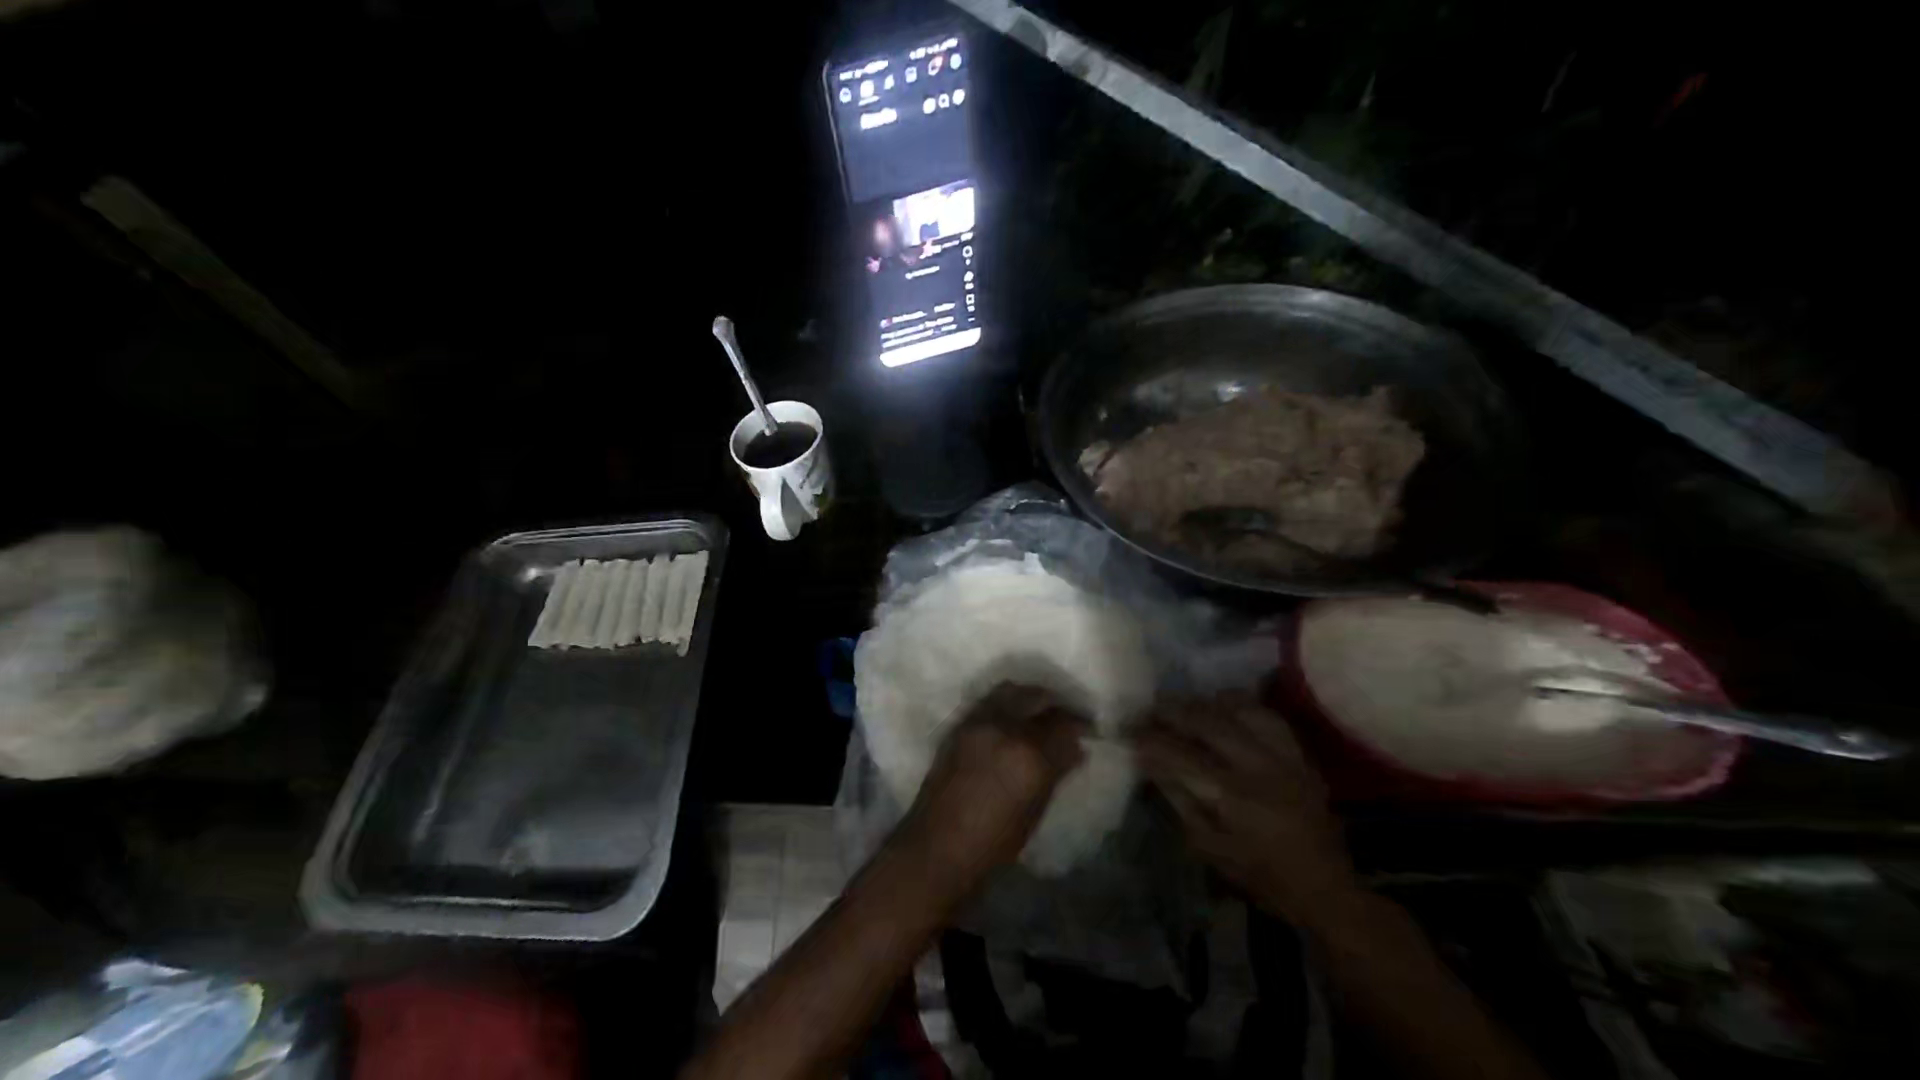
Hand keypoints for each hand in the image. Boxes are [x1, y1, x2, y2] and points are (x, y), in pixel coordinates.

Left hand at [902, 684, 1087, 894]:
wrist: (936, 848)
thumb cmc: (993, 843)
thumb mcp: (1035, 811)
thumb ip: (1056, 772)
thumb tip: (1076, 749)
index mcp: (1028, 754)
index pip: (1063, 724)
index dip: (1080, 724)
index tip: (1088, 728)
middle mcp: (1003, 729)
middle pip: (1037, 697)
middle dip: (1056, 702)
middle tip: (1067, 715)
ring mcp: (976, 723)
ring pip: (1010, 691)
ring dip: (1030, 696)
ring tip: (1040, 712)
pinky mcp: (957, 727)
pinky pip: (988, 701)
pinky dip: (1005, 703)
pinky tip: (1013, 718)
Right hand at [1136, 696, 1360, 924]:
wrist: (1325, 888)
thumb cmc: (1259, 876)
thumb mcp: (1208, 847)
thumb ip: (1179, 799)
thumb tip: (1149, 762)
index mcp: (1232, 798)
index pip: (1179, 754)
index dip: (1150, 739)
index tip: (1130, 732)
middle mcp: (1258, 768)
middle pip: (1207, 721)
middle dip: (1172, 711)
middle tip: (1150, 710)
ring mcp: (1283, 757)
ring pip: (1238, 709)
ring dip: (1205, 703)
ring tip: (1184, 706)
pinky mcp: (1300, 755)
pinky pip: (1267, 716)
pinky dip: (1241, 706)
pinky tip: (1224, 708)